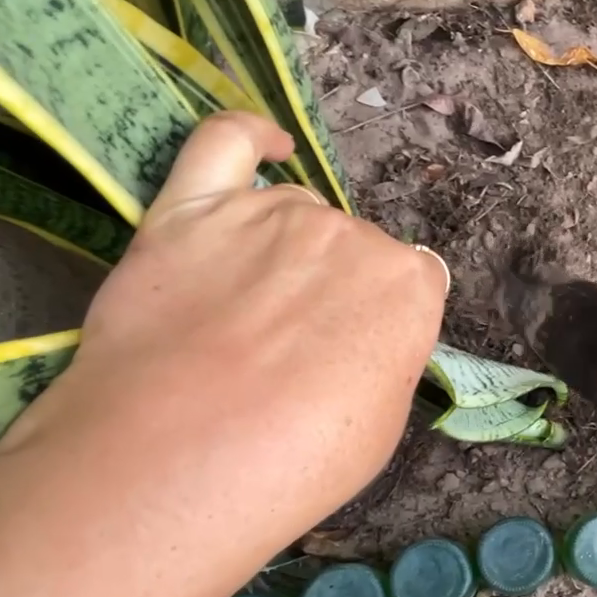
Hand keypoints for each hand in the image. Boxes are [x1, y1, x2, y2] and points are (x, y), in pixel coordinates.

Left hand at [0, 112, 446, 562]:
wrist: (183, 459)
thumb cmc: (305, 457)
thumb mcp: (387, 418)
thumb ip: (391, 351)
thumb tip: (369, 332)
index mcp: (410, 285)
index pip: (413, 281)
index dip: (384, 316)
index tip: (358, 347)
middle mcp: (353, 235)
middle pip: (354, 247)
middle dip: (335, 286)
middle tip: (297, 344)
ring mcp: (271, 214)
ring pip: (295, 213)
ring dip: (286, 249)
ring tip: (250, 307)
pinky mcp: (189, 209)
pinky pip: (225, 144)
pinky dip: (249, 137)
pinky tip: (266, 145)